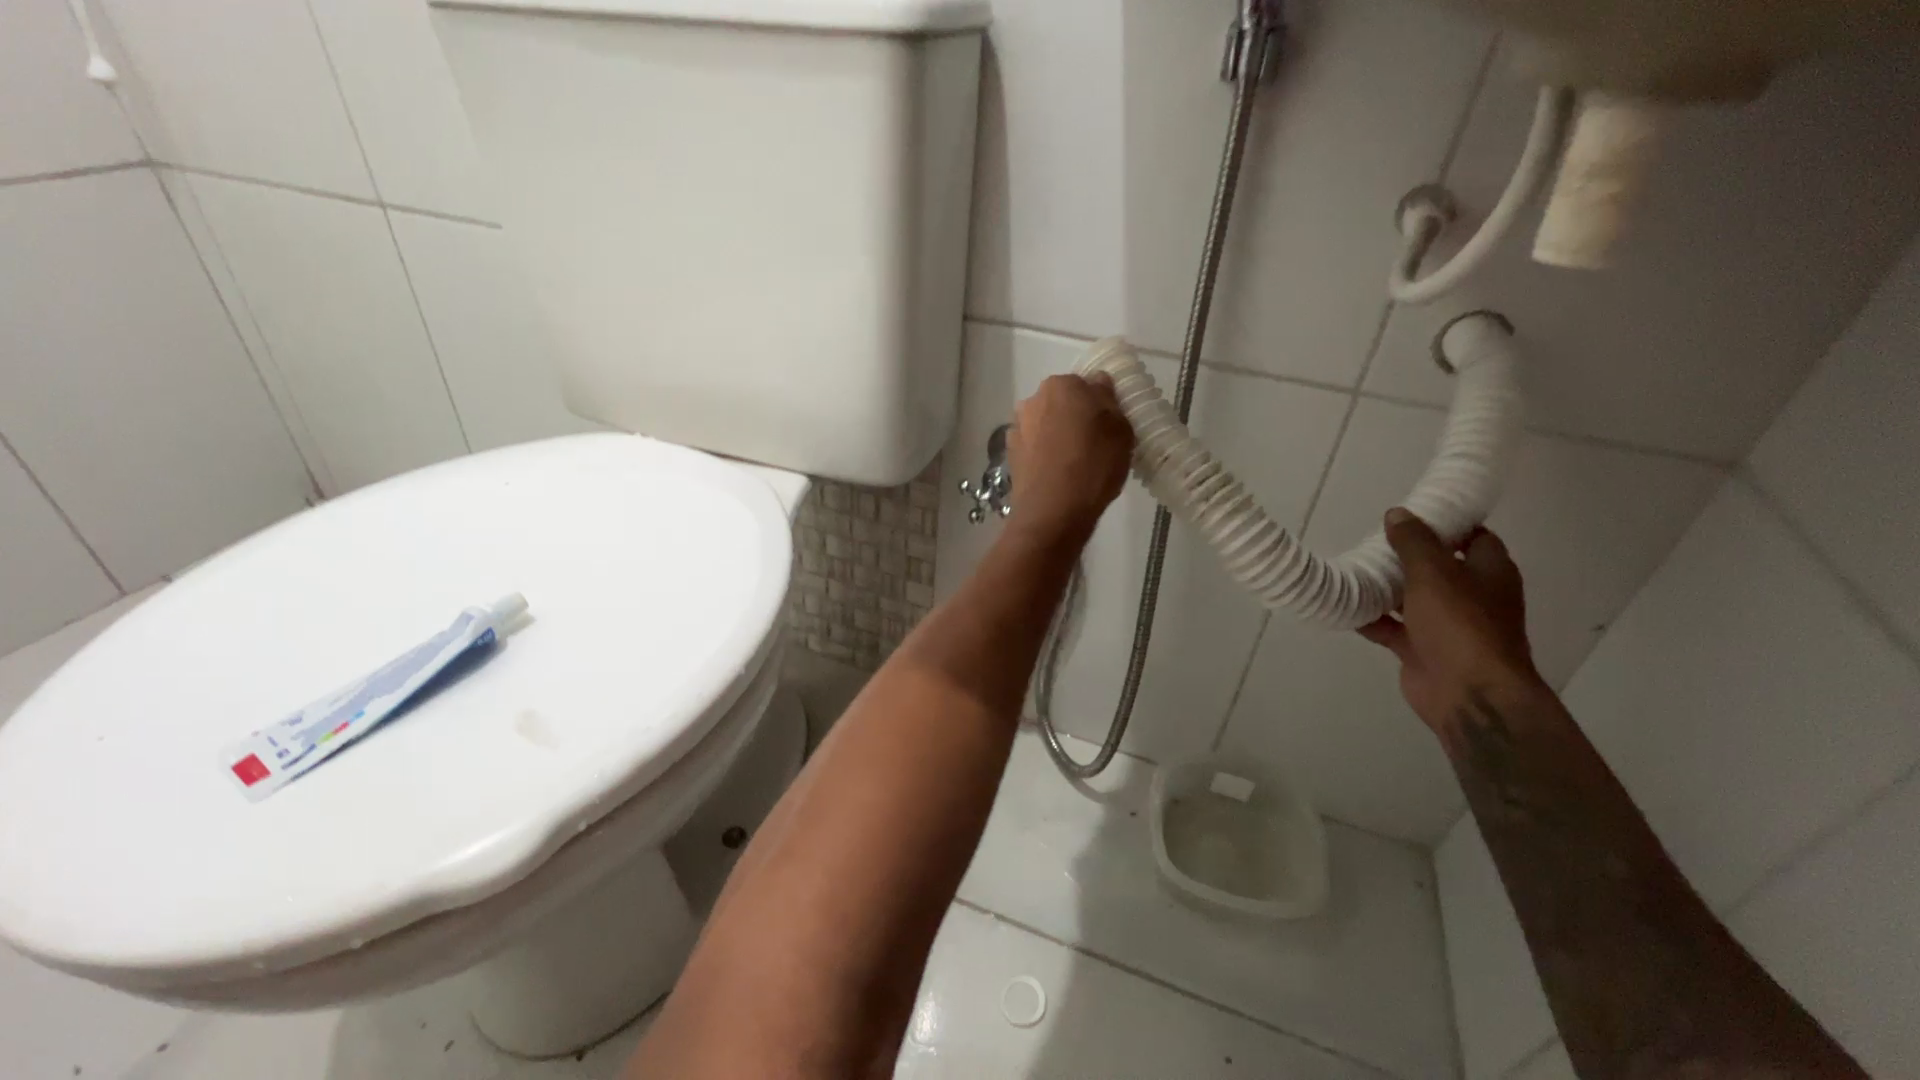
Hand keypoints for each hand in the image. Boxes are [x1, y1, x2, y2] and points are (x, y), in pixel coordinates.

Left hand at [1006, 373, 1134, 540]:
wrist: (1052, 511)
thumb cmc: (1094, 465)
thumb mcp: (1121, 431)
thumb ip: (1109, 402)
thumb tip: (1098, 387)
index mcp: (1062, 385)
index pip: (1088, 385)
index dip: (1101, 405)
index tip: (1109, 425)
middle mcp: (1034, 399)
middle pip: (1062, 402)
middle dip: (1076, 417)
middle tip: (1095, 443)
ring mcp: (1017, 426)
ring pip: (1046, 424)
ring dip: (1057, 435)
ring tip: (1075, 462)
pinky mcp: (1010, 454)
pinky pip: (1035, 446)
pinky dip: (1044, 454)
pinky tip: (1057, 474)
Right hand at [1359, 509, 1544, 735]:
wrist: (1469, 693)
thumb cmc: (1460, 624)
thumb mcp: (1433, 572)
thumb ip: (1413, 541)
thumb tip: (1397, 513)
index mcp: (1489, 572)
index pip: (1473, 537)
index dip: (1445, 524)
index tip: (1412, 514)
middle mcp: (1472, 596)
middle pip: (1437, 567)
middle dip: (1406, 555)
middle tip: (1371, 541)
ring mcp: (1447, 626)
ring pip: (1412, 598)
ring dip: (1385, 587)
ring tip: (1352, 568)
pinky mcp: (1423, 650)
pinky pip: (1393, 628)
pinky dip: (1371, 619)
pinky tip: (1344, 606)